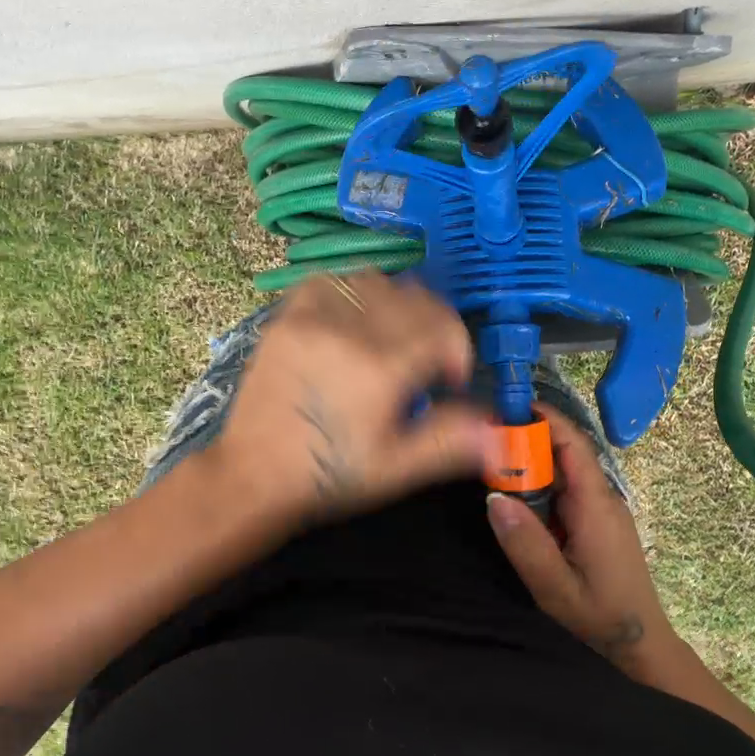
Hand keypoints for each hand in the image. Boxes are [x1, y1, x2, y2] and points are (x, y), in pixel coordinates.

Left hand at [198, 272, 495, 523]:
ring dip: (397, 303)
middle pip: (415, 300)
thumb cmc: (330, 475)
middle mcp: (349, 332)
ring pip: (377, 282)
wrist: (252, 476)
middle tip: (426, 360)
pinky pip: (330, 279)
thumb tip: (501, 433)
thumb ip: (450, 442)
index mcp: (380, 370)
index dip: (458, 349)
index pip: (442, 329)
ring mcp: (312, 318)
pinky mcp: (286, 316)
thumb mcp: (396, 469)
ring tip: (392, 336)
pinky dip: (352, 289)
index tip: (449, 377)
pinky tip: (356, 316)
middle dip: (434, 325)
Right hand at [486, 408, 680, 677]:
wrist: (642, 646)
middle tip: (488, 437)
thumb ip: (525, 544)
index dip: (546, 420)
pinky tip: (519, 497)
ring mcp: (603, 510)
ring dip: (535, 464)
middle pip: (567, 453)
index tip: (510, 407)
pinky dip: (543, 485)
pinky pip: (569, 491)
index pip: (574, 445)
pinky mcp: (599, 523)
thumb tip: (493, 497)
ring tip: (495, 462)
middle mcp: (603, 498)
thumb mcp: (555, 588)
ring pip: (567, 472)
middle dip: (531, 440)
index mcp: (596, 505)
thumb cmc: (601, 617)